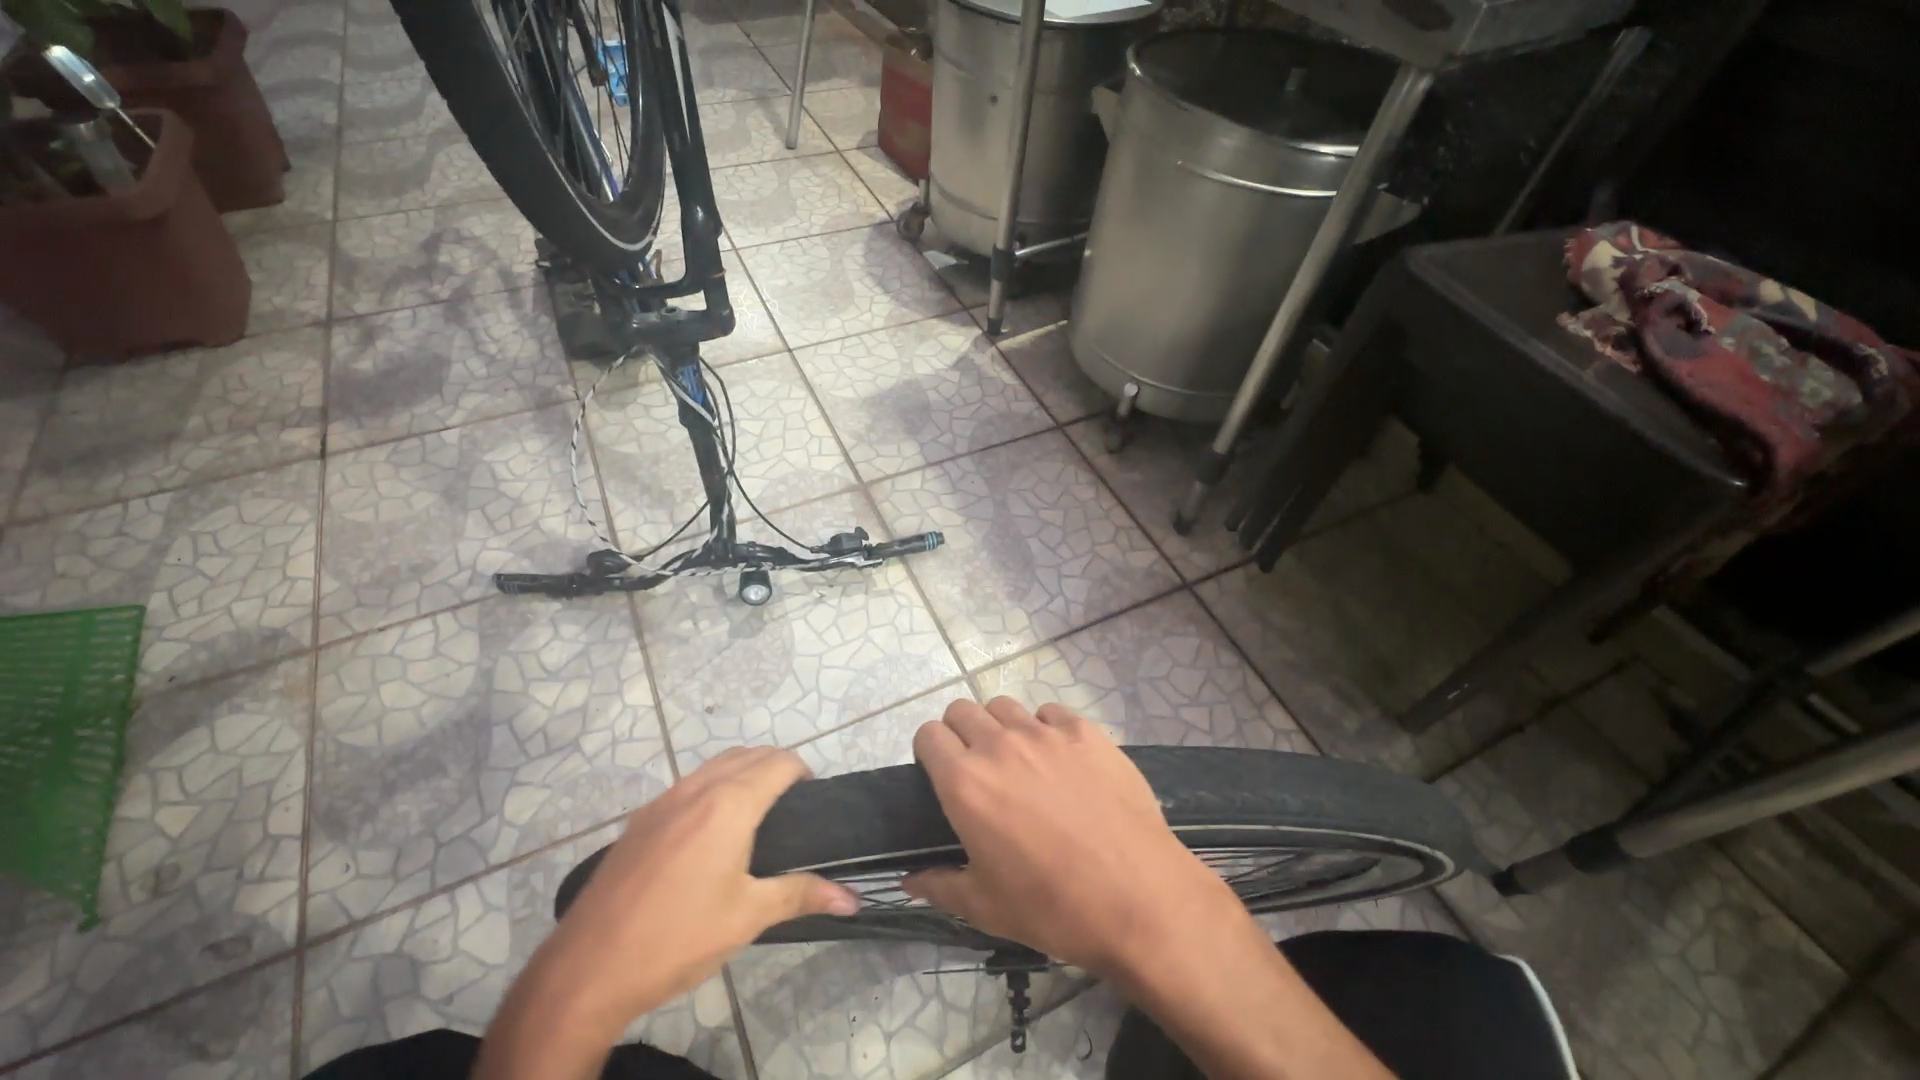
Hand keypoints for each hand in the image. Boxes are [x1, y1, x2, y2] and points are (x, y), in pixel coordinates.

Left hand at [482, 747, 857, 1077]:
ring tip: (759, 814)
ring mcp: (661, 803)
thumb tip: (852, 900)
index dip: (803, 772)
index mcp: (728, 805)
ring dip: (742, 772)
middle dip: (776, 767)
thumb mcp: (748, 917)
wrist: (589, 967)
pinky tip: (712, 833)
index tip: (817, 800)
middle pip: (747, 755)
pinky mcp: (639, 822)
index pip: (778, 764)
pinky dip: (712, 787)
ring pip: (713, 766)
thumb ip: (801, 895)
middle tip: (796, 807)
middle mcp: (695, 790)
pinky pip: (687, 785)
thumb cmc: (678, 937)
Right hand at [901, 698, 1244, 978]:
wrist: (1138, 898)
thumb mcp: (985, 908)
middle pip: (962, 711)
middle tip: (978, 770)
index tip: (941, 776)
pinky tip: (1060, 759)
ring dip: (1001, 727)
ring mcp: (1046, 734)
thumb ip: (939, 885)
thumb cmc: (1052, 907)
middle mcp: (1000, 746)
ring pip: (1005, 706)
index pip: (928, 735)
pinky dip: (1046, 728)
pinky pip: (1051, 712)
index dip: (930, 753)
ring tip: (1019, 761)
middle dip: (961, 734)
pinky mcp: (1087, 733)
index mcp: (965, 783)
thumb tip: (908, 879)